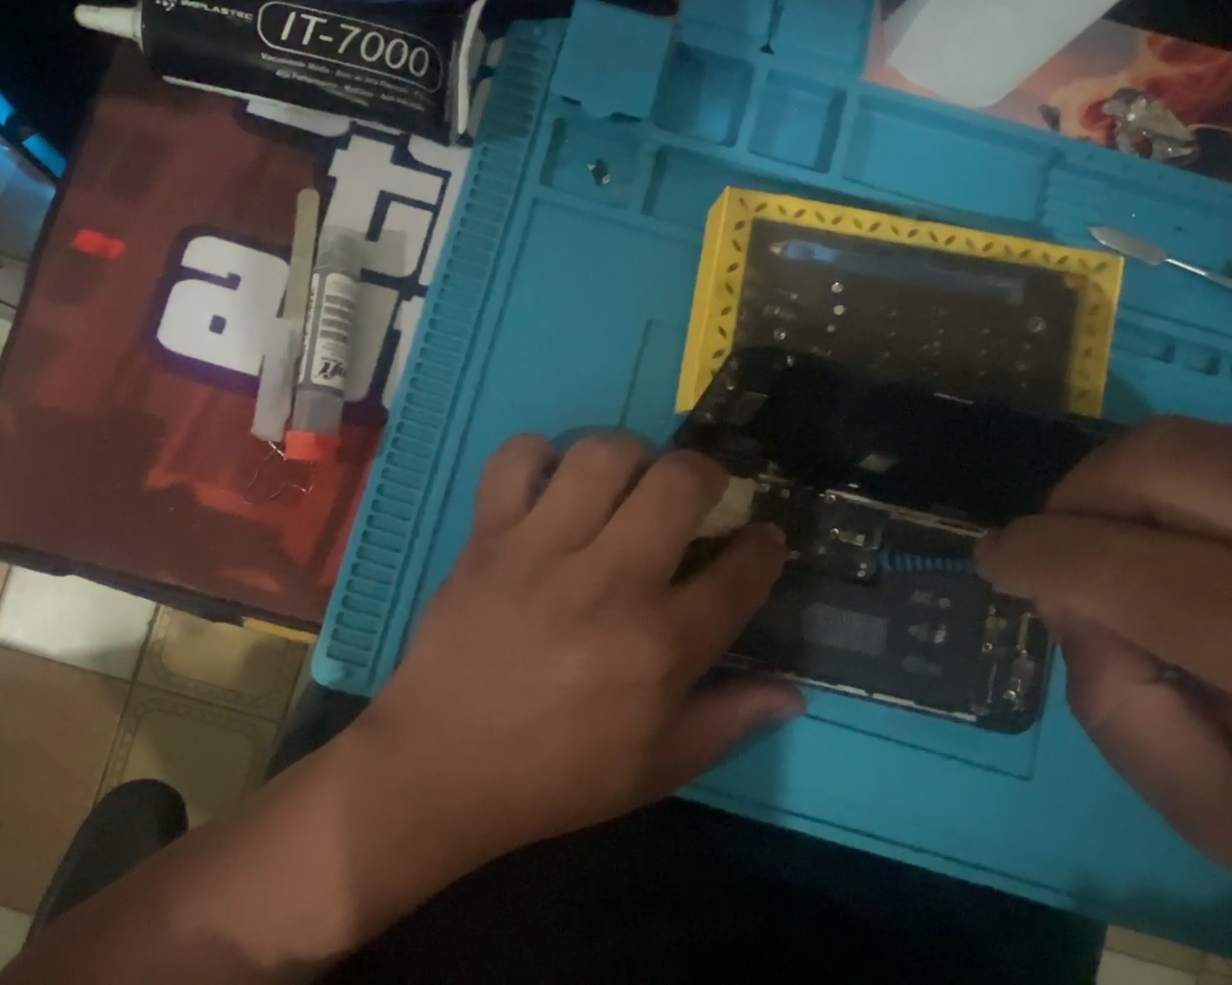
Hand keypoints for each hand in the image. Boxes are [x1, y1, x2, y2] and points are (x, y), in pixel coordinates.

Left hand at [346, 432, 802, 863]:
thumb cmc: (555, 776)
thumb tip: (792, 690)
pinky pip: (514, 461)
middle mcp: (609, 582)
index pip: (740, 572)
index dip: (765, 545)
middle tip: (697, 493)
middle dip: (706, 473)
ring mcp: (541, 551)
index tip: (762, 537)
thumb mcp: (657, 769)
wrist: (438, 767)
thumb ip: (729, 721)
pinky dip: (539, 455)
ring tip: (629, 479)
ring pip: (602, 456)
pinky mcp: (487, 539)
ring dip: (631, 454)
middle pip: (678, 484)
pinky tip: (552, 482)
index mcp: (661, 646)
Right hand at [977, 418, 1231, 957]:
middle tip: (1064, 545)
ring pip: (1223, 442)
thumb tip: (1071, 610)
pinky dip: (1221, 490)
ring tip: (1147, 551)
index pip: (1125, 567)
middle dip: (1077, 493)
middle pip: (1167, 461)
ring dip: (1143, 488)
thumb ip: (1125, 720)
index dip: (1033, 554)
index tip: (994, 562)